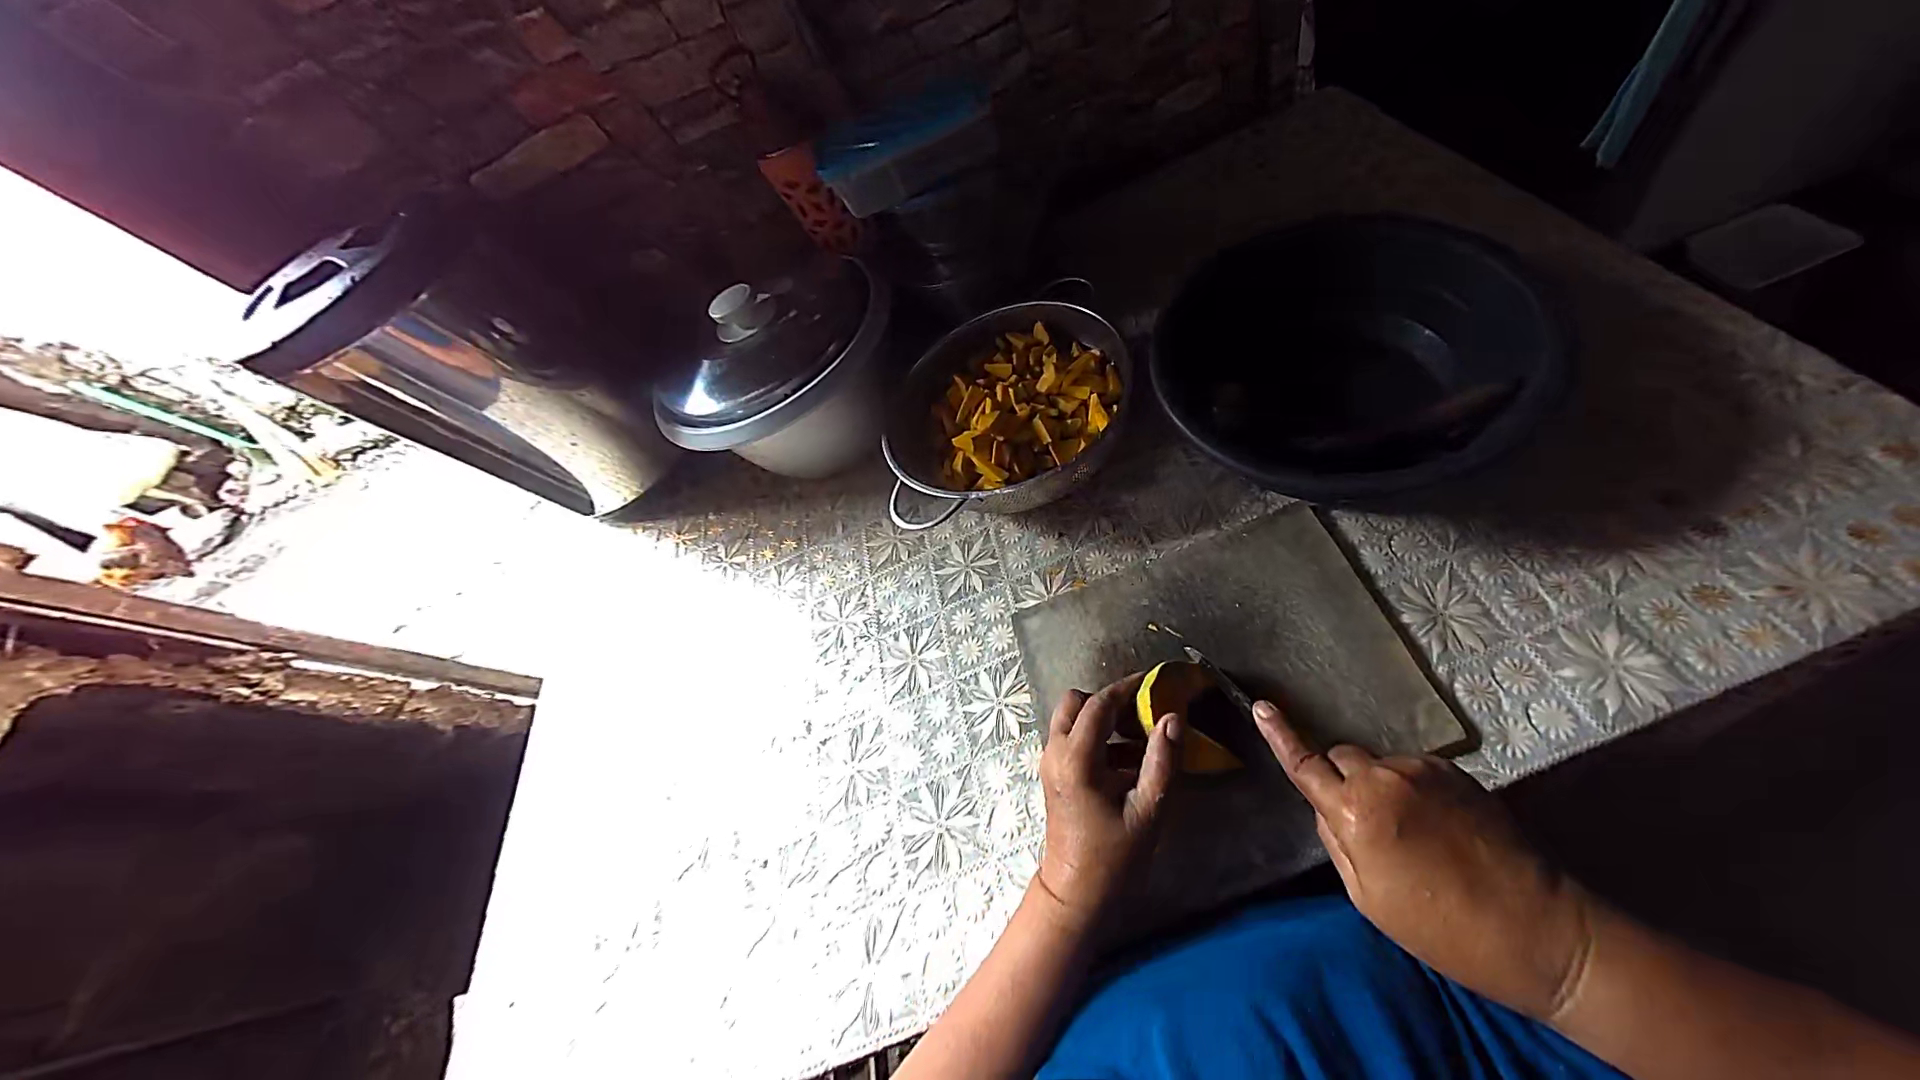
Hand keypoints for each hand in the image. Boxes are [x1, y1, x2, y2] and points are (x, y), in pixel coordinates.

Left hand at [1033, 674, 1179, 927]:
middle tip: (1143, 712)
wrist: (1076, 892)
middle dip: (1108, 700)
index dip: (1126, 688)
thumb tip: (1173, 719)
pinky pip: (1072, 738)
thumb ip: (1162, 761)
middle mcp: (1055, 752)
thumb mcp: (1147, 809)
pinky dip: (1097, 736)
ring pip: (1071, 719)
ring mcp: (1051, 762)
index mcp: (1076, 758)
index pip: (1098, 705)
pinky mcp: (1054, 773)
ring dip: (1102, 718)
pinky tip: (1130, 759)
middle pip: (1075, 703)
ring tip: (1142, 734)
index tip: (1153, 682)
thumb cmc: (1114, 856)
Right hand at [1253, 699, 1595, 1020]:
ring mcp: (1424, 772)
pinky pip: (1412, 770)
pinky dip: (1411, 788)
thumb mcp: (1367, 897)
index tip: (1261, 707)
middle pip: (1342, 758)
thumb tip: (1326, 808)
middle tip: (1364, 823)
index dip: (1279, 735)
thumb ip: (1335, 841)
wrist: (1543, 933)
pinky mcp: (1456, 773)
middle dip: (1342, 779)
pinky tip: (1437, 825)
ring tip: (1413, 833)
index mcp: (1356, 813)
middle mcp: (1386, 780)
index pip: (1304, 764)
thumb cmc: (1442, 928)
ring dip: (1381, 786)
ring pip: (1379, 764)